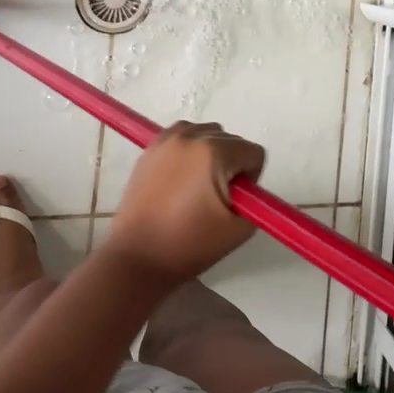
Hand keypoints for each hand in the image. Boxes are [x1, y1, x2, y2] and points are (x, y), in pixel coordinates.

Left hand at [103, 122, 263, 284]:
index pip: (254, 153)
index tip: (237, 200)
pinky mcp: (151, 148)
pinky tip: (182, 176)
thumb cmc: (190, 244)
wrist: (136, 258)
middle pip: (231, 141)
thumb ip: (257, 202)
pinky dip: (190, 149)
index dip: (251, 178)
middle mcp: (192, 136)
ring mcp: (168, 139)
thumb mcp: (240, 228)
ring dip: (212, 154)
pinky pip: (183, 136)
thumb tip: (248, 190)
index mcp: (215, 153)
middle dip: (232, 165)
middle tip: (218, 196)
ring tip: (199, 185)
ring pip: (207, 134)